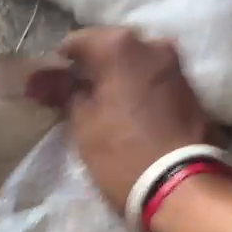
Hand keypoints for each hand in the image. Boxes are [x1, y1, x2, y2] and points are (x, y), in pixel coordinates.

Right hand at [26, 28, 214, 209]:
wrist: (181, 188)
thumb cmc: (123, 155)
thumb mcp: (84, 126)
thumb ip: (63, 93)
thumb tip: (38, 77)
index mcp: (120, 45)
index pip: (77, 42)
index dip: (61, 66)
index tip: (53, 89)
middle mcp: (152, 44)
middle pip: (112, 50)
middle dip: (95, 71)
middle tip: (81, 101)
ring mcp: (177, 67)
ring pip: (137, 66)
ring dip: (122, 82)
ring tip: (110, 112)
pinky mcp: (193, 92)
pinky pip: (157, 84)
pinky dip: (143, 94)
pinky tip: (135, 118)